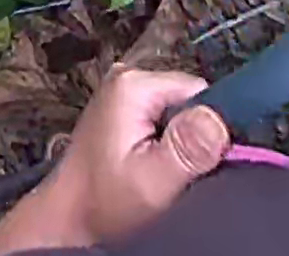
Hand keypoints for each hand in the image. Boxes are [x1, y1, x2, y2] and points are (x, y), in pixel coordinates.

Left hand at [0, 68, 231, 253]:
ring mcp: (123, 92)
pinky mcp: (124, 108)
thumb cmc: (105, 198)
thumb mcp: (153, 179)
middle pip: (188, 99)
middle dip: (195, 136)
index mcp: (132, 85)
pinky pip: (163, 119)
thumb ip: (186, 147)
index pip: (199, 90)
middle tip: (181, 170)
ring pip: (178, 111)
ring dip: (181, 142)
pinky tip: (155, 164)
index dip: (212, 127)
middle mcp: (125, 78)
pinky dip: (167, 143)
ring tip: (165, 169)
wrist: (72, 210)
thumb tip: (216, 118)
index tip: (205, 159)